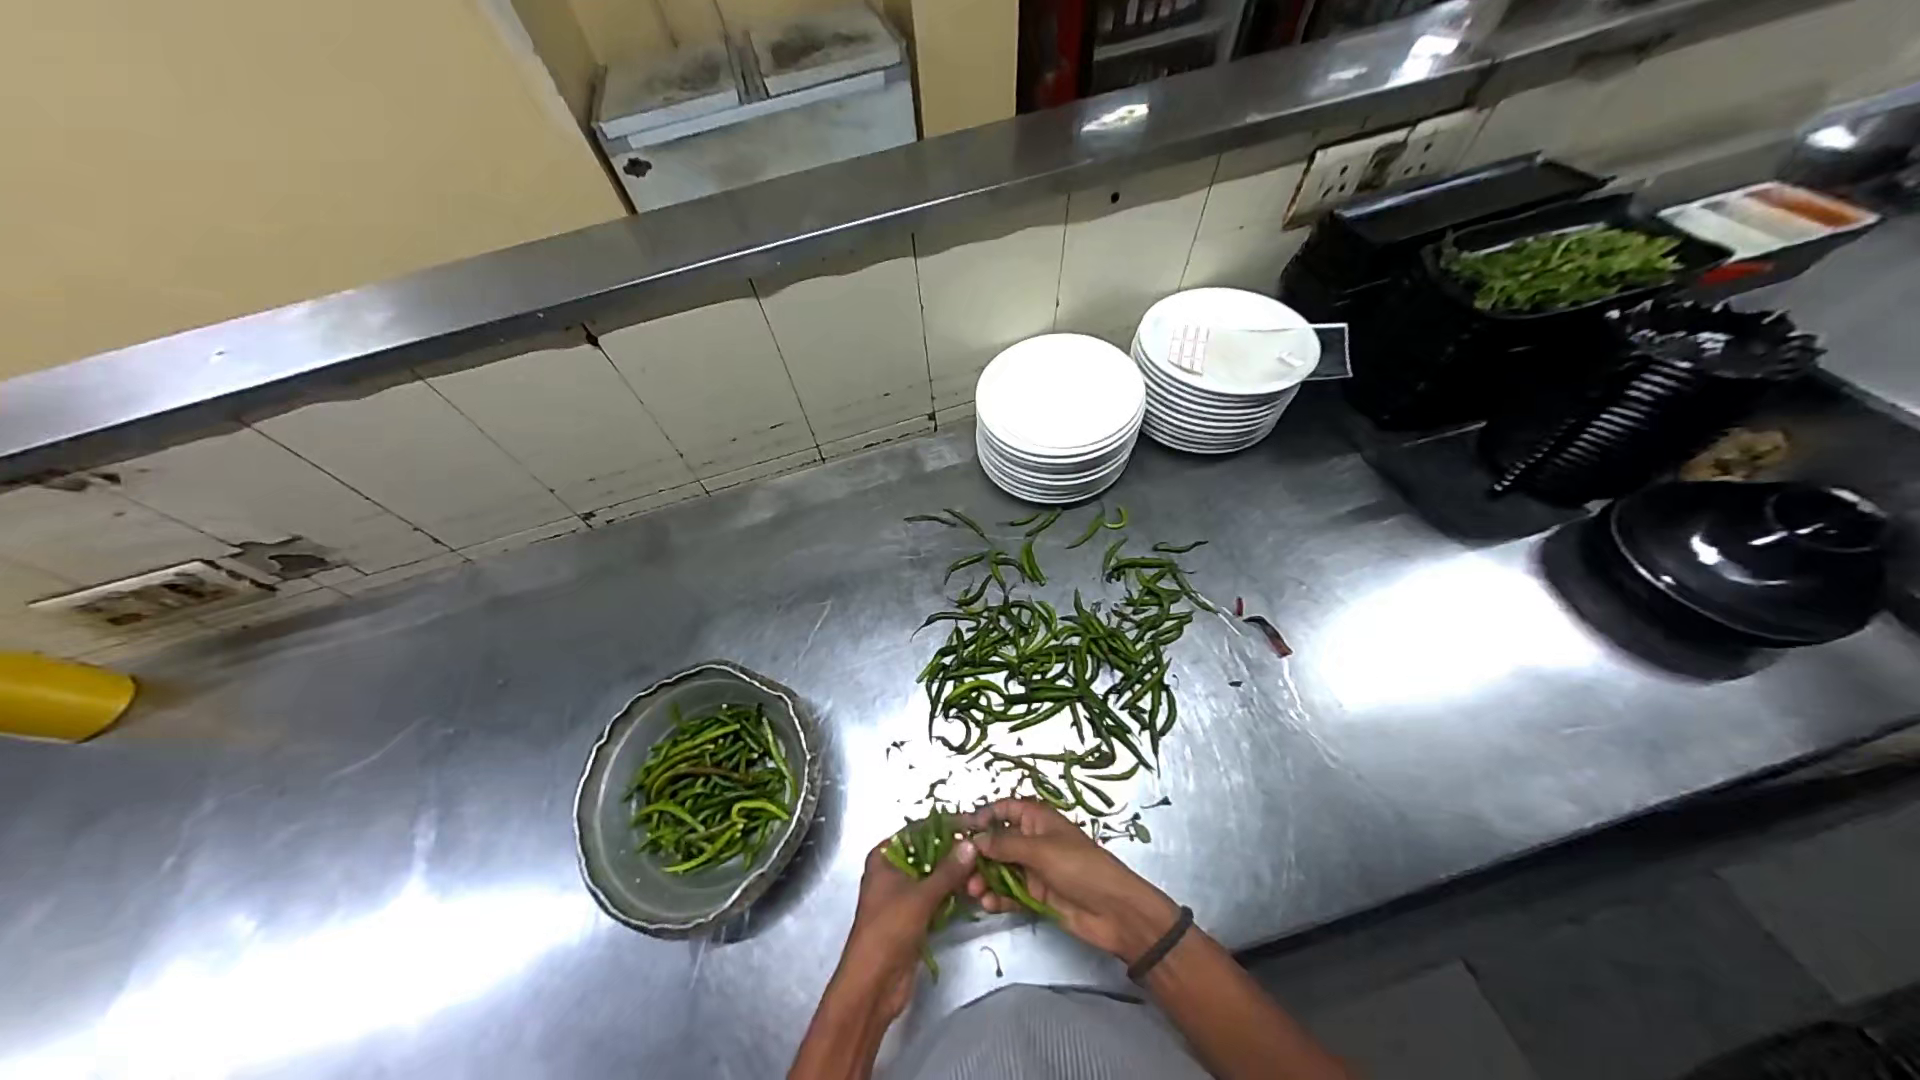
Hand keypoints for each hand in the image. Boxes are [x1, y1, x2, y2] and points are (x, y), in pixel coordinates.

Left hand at [833, 834, 976, 1019]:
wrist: (873, 984)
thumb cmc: (888, 931)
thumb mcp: (920, 896)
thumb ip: (948, 870)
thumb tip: (971, 843)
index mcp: (885, 857)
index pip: (919, 830)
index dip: (945, 825)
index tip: (972, 822)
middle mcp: (893, 870)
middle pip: (928, 851)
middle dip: (954, 851)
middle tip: (983, 848)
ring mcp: (904, 894)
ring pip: (935, 875)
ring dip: (957, 874)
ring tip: (983, 869)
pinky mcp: (915, 915)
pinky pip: (938, 896)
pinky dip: (954, 892)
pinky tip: (975, 888)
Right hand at [962, 798, 1181, 964]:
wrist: (1114, 912)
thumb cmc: (1081, 868)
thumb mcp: (1041, 850)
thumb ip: (1005, 845)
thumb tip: (974, 840)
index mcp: (1038, 820)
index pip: (1004, 809)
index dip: (982, 816)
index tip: (958, 829)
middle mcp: (1033, 841)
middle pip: (997, 842)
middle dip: (978, 854)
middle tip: (960, 869)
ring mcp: (1034, 869)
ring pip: (999, 869)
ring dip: (984, 878)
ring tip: (972, 890)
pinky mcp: (1036, 896)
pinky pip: (1009, 893)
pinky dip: (997, 897)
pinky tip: (987, 903)